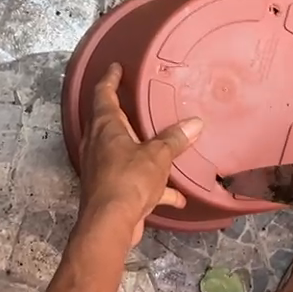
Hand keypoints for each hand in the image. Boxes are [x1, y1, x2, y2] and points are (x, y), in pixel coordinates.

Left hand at [78, 64, 203, 242]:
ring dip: (139, 149)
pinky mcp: (109, 189)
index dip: (109, 78)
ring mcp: (100, 167)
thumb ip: (175, 139)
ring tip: (159, 146)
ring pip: (120, 151)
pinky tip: (175, 197)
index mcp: (105, 127)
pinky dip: (152, 187)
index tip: (115, 68)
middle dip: (122, 111)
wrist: (110, 223)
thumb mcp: (157, 156)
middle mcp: (97, 144)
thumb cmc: (128, 180)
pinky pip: (133, 181)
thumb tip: (195, 123)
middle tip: (135, 101)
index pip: (103, 94)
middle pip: (107, 121)